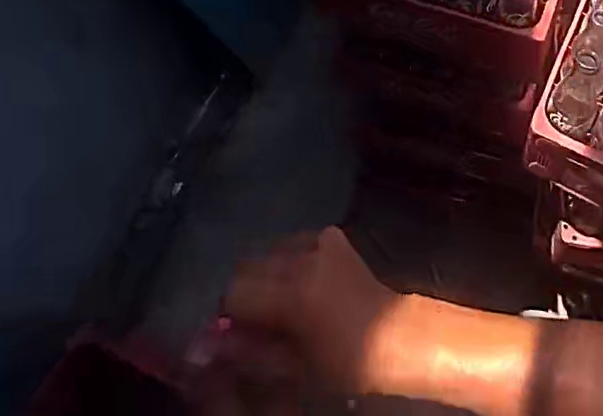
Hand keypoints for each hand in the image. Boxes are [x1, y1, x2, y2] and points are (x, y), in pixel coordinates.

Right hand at [221, 226, 400, 395]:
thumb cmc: (344, 360)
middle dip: (242, 292)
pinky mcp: (332, 235)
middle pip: (248, 266)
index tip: (226, 330)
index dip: (225, 314)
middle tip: (250, 320)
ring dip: (265, 273)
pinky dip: (289, 256)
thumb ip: (248, 350)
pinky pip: (296, 241)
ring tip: (278, 301)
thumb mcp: (292, 366)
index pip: (234, 292)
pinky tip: (300, 277)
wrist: (393, 335)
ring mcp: (320, 240)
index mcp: (293, 292)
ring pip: (270, 251)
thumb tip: (209, 345)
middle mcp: (303, 257)